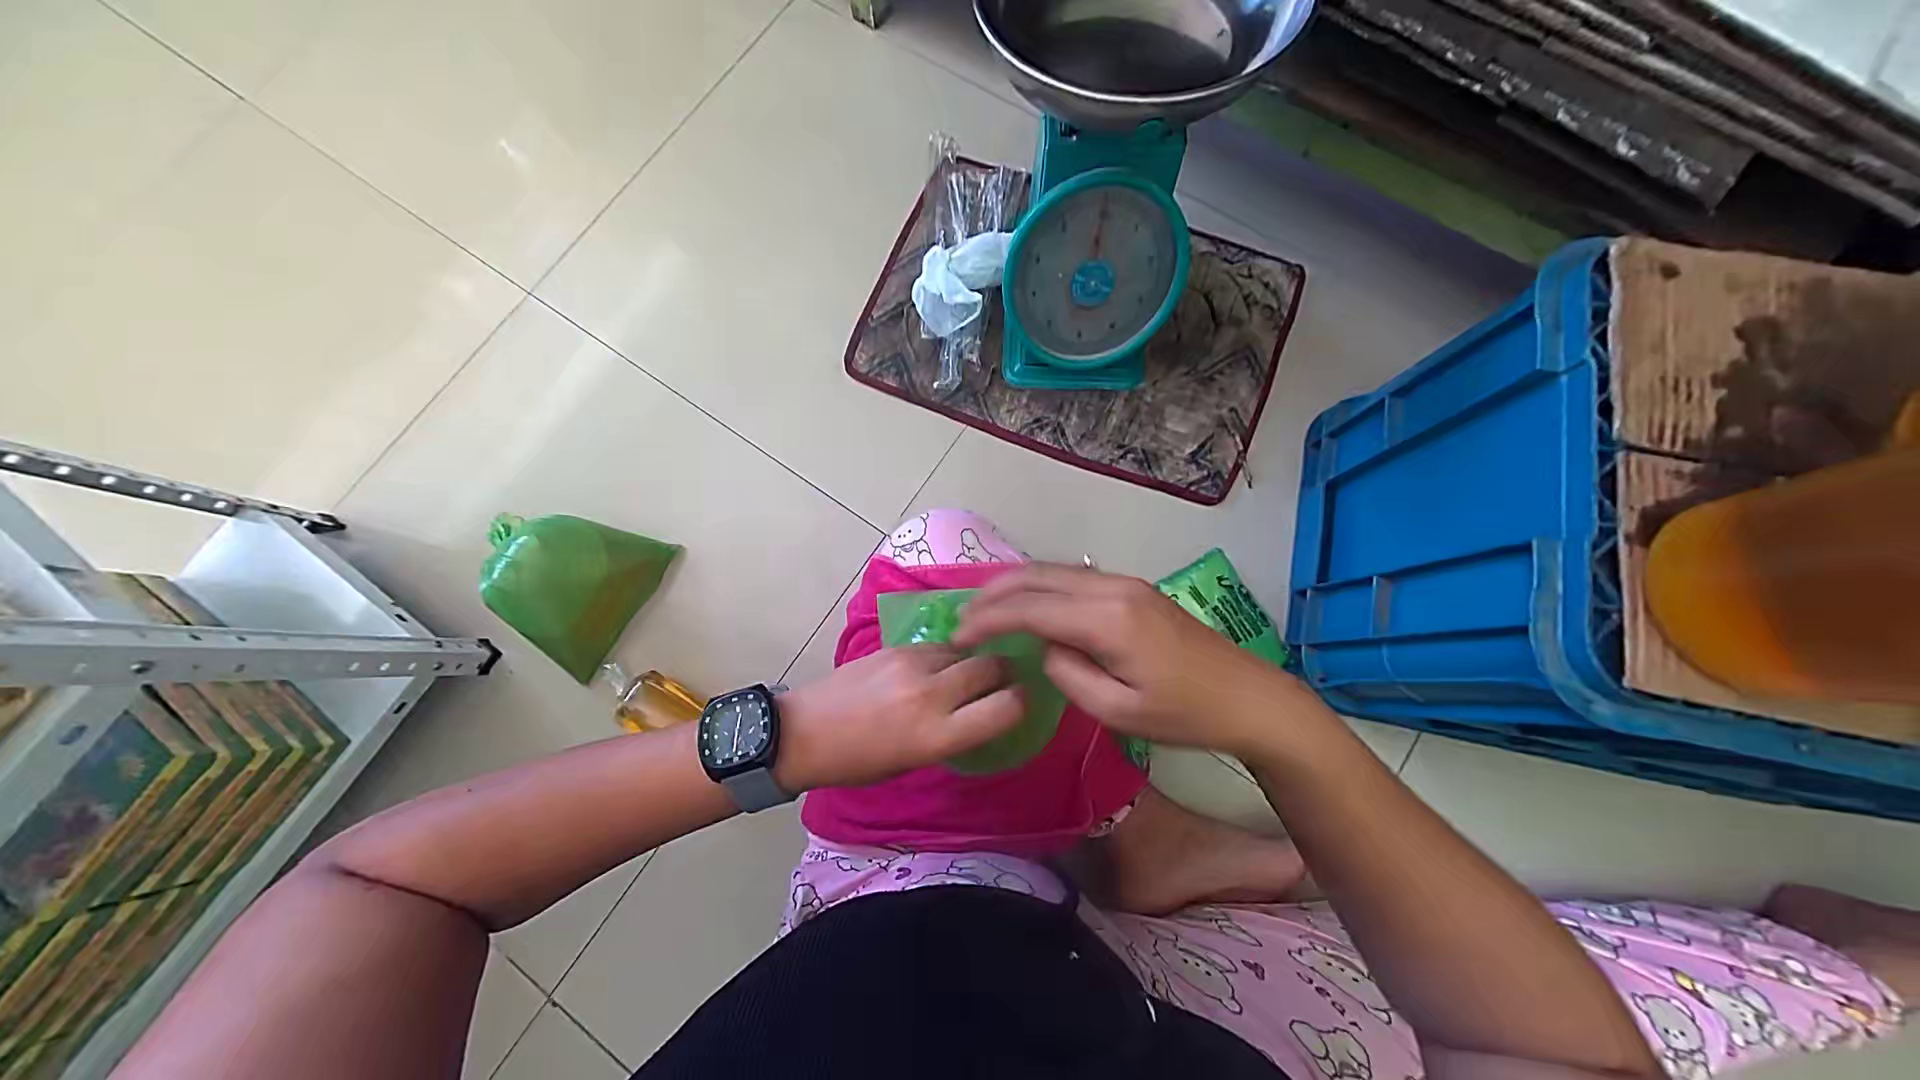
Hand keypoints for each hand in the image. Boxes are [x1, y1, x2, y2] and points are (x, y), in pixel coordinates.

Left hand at [773, 646, 1023, 791]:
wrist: (805, 732)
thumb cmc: (860, 763)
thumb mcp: (916, 761)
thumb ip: (955, 734)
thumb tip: (984, 710)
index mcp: (937, 735)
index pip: (1006, 707)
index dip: (1020, 703)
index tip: (1017, 702)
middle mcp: (931, 694)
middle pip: (991, 666)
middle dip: (1002, 672)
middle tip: (1000, 680)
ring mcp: (912, 664)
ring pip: (965, 651)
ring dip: (971, 661)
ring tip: (962, 675)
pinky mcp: (897, 646)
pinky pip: (938, 646)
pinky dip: (945, 656)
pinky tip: (933, 668)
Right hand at [952, 564, 1310, 756]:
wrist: (1250, 698)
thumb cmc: (1185, 715)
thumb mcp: (1118, 712)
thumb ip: (1069, 675)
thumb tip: (1046, 648)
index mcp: (1106, 619)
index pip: (1029, 609)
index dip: (988, 620)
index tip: (958, 636)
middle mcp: (1112, 587)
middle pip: (1037, 577)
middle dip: (993, 593)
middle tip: (964, 618)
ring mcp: (1125, 583)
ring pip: (1055, 571)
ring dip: (1016, 585)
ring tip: (986, 607)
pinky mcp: (1134, 589)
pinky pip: (1074, 578)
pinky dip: (1041, 586)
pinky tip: (1030, 602)